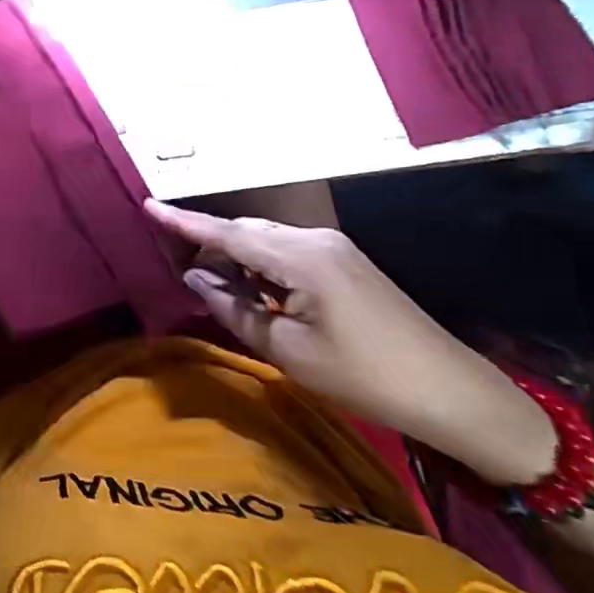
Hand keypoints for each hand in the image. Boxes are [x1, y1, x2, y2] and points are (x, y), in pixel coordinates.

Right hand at [144, 199, 557, 486]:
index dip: (185, 222)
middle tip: (178, 265)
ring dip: (238, 256)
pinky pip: (289, 251)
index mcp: (300, 257)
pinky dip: (263, 265)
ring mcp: (335, 246)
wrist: (445, 387)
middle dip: (211, 243)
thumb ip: (234, 307)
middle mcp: (316, 238)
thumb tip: (196, 277)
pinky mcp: (345, 261)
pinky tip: (254, 288)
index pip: (230, 232)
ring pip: (268, 240)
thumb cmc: (360, 376)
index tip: (148, 205)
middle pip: (249, 231)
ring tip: (212, 283)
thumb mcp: (287, 349)